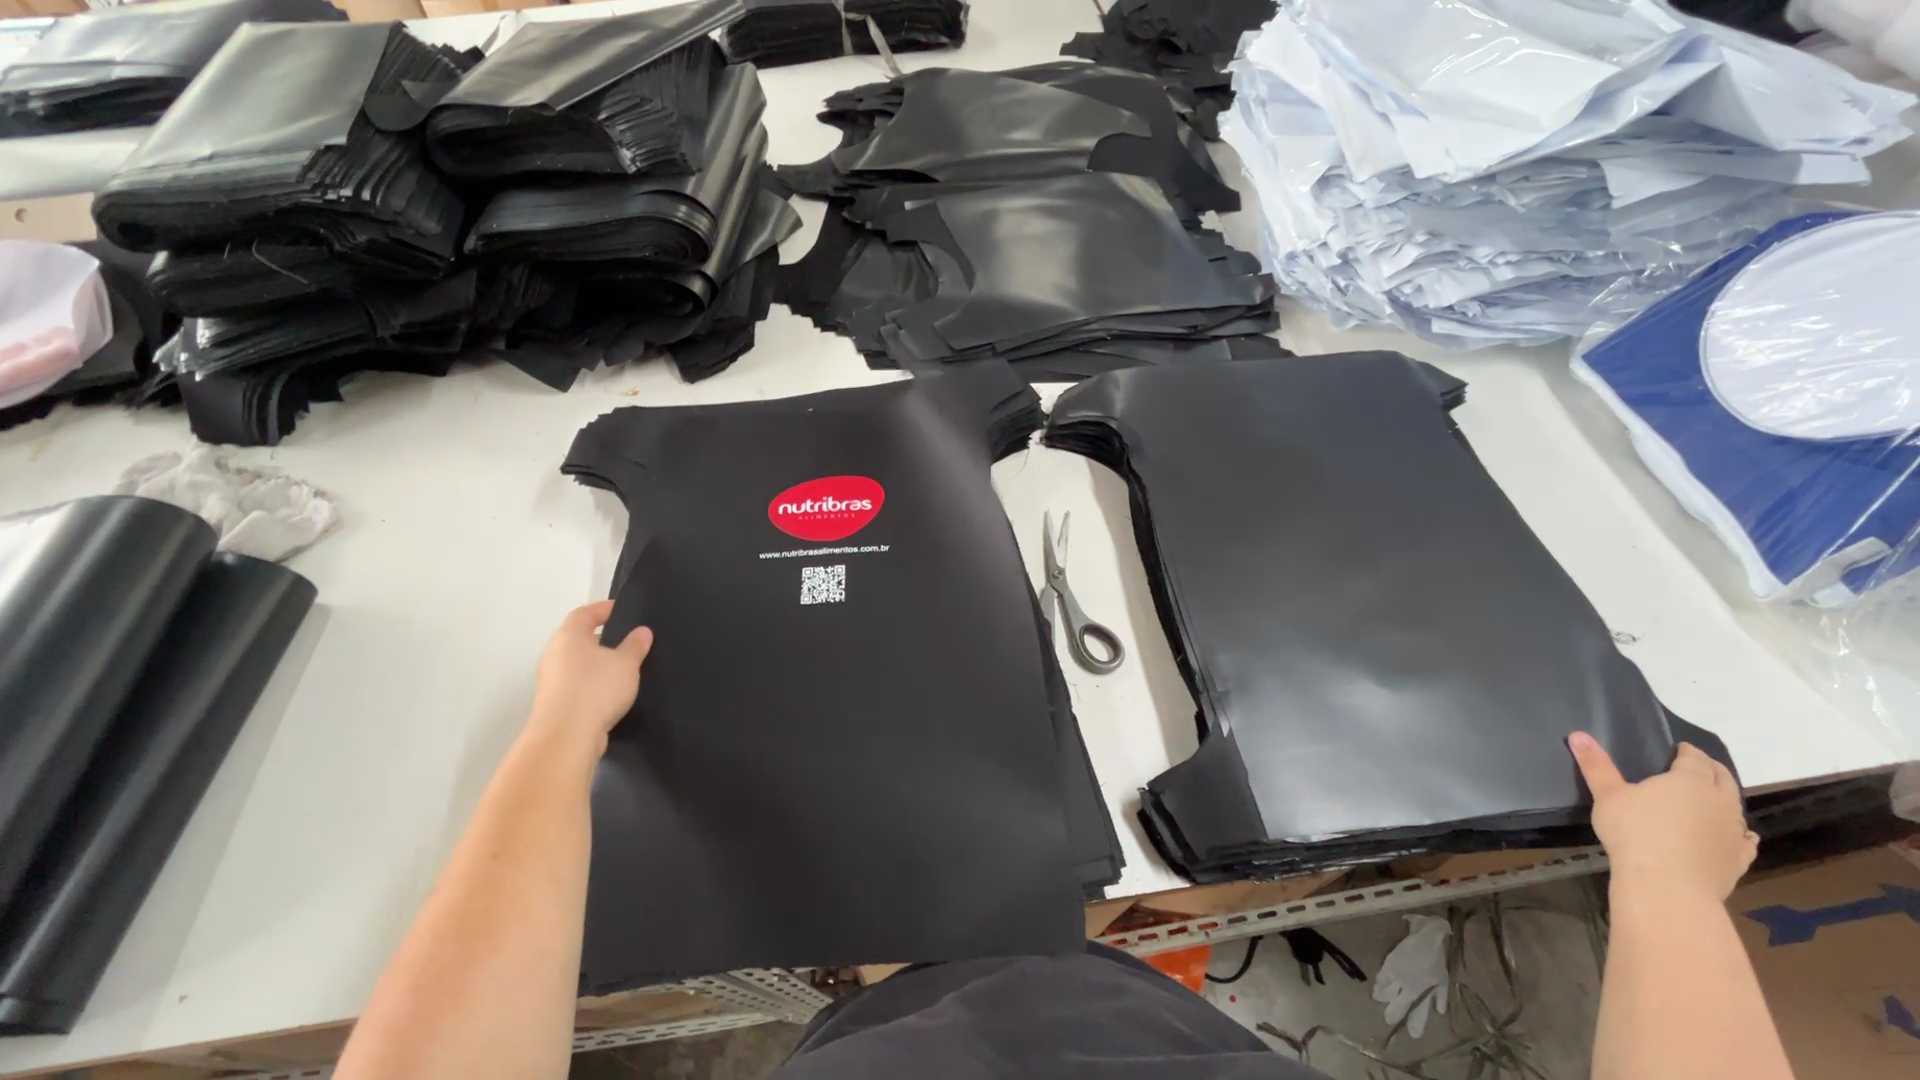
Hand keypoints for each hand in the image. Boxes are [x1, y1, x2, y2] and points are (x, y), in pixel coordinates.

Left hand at [530, 600, 653, 747]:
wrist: (566, 736)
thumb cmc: (596, 688)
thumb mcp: (626, 663)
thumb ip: (635, 645)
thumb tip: (642, 631)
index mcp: (569, 637)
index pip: (584, 613)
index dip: (602, 609)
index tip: (620, 610)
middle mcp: (554, 655)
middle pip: (577, 639)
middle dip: (599, 638)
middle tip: (624, 639)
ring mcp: (551, 680)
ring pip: (576, 664)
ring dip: (595, 664)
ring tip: (622, 669)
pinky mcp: (553, 703)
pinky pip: (575, 685)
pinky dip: (591, 684)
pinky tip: (610, 693)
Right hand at [1570, 732, 1756, 904]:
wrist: (1667, 885)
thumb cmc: (1634, 832)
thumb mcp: (1607, 795)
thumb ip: (1596, 765)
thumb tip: (1577, 735)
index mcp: (1689, 781)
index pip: (1695, 758)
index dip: (1687, 751)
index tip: (1678, 749)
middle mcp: (1718, 801)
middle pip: (1723, 777)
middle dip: (1711, 769)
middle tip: (1698, 766)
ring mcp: (1733, 830)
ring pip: (1735, 806)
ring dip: (1725, 798)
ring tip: (1713, 798)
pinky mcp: (1738, 857)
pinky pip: (1746, 839)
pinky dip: (1741, 833)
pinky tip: (1740, 835)